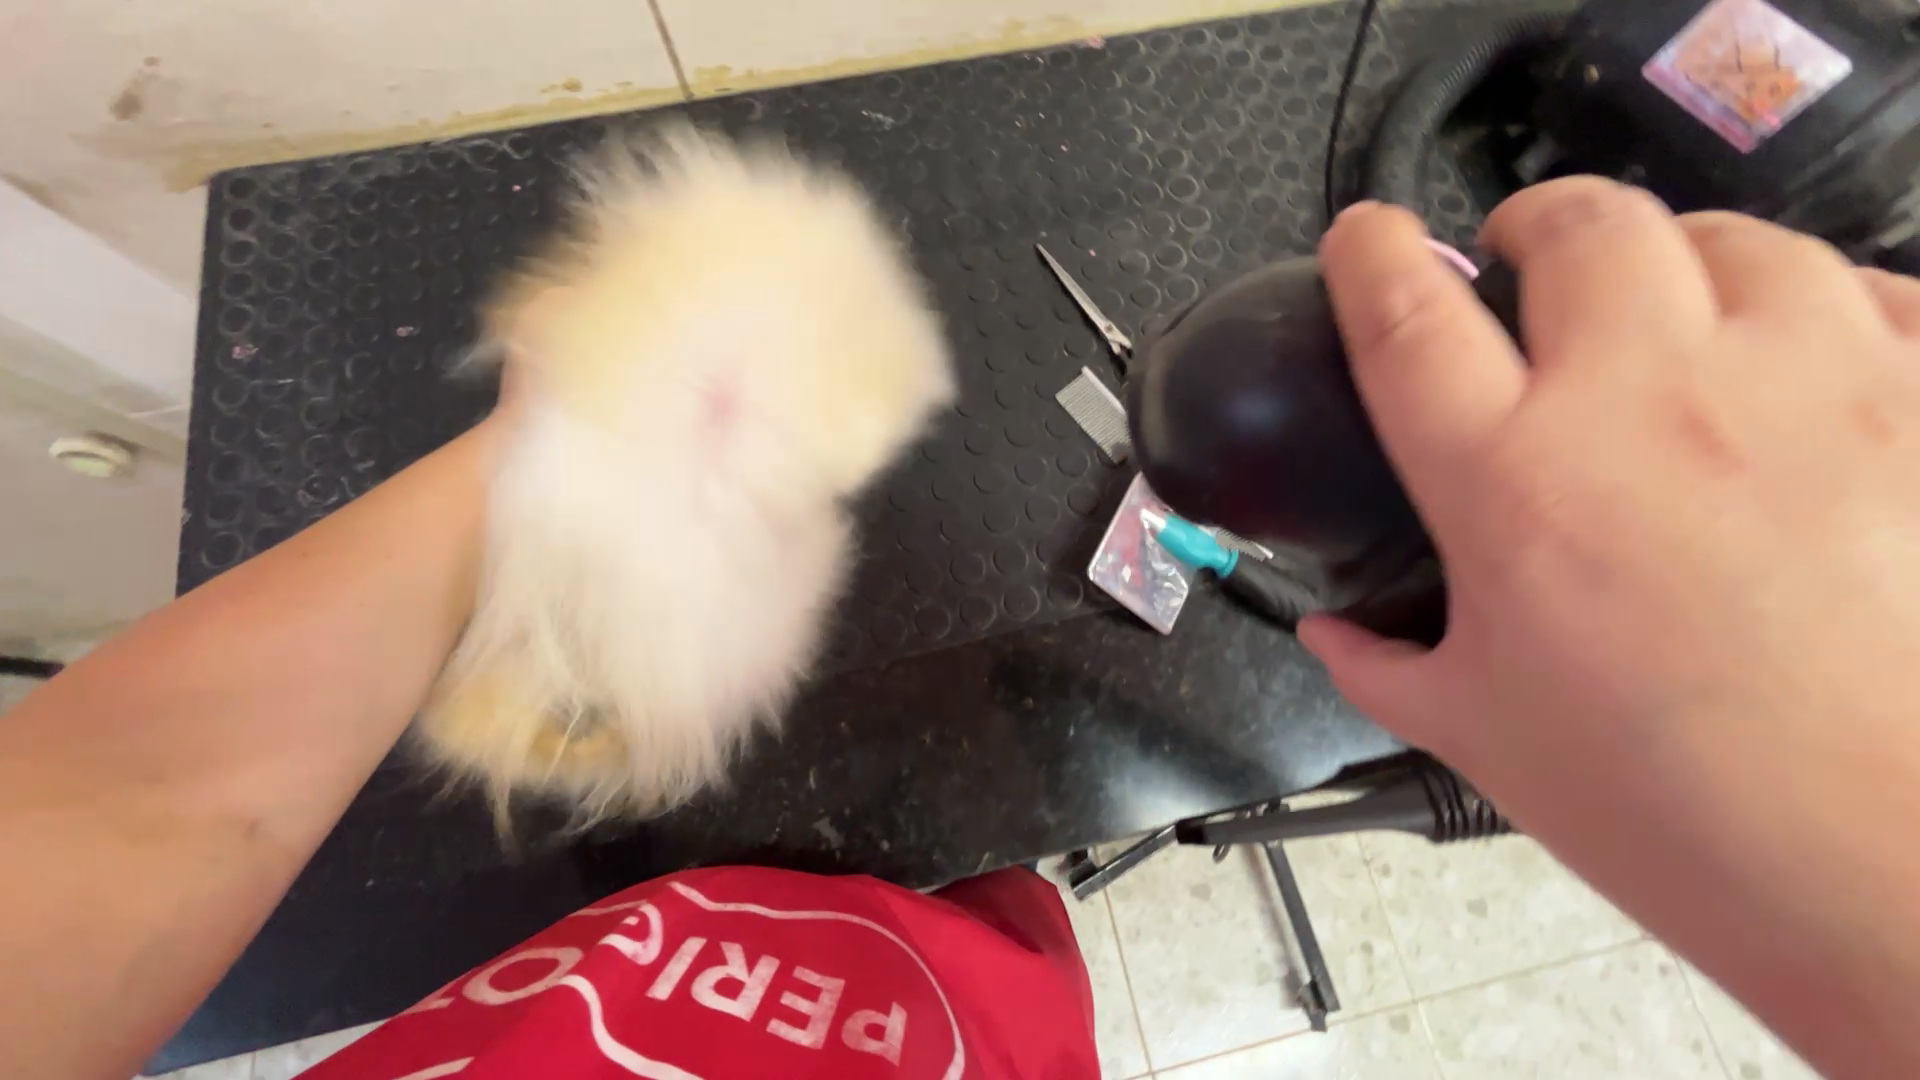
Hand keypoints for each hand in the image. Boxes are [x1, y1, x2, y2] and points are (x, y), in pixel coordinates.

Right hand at [1306, 178, 1919, 1077]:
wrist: (1891, 877)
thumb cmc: (1661, 800)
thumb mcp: (1466, 726)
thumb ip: (1374, 661)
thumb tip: (1327, 634)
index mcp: (1505, 481)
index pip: (1408, 320)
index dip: (1372, 256)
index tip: (1361, 235)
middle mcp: (1645, 408)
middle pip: (1581, 229)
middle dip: (1532, 223)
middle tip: (1517, 264)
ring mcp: (1808, 395)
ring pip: (1730, 239)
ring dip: (1669, 258)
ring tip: (1653, 310)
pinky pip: (1881, 296)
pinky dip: (1816, 305)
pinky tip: (1792, 358)